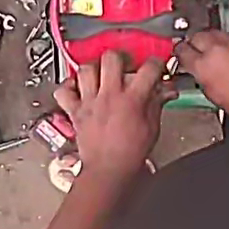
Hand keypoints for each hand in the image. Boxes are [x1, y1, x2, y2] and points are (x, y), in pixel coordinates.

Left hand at [54, 50, 172, 184]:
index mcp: (132, 100)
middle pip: (111, 59)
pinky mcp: (75, 112)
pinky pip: (63, 91)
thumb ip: (157, 104)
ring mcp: (90, 102)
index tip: (156, 66)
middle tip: (123, 64)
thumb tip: (165, 91)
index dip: (156, 63)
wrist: (109, 171)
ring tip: (100, 74)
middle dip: (119, 57)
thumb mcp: (152, 128)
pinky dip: (68, 87)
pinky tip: (77, 88)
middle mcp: (109, 96)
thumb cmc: (130, 154)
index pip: (148, 69)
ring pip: (86, 70)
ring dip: (94, 69)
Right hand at [177, 31, 228, 125]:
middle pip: (196, 36)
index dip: (179, 53)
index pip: (182, 50)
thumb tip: (198, 72)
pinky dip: (224, 41)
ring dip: (208, 39)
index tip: (181, 55)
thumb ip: (201, 77)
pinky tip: (226, 51)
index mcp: (203, 65)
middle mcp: (215, 49)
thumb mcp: (212, 95)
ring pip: (212, 32)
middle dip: (193, 42)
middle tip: (193, 50)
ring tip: (210, 49)